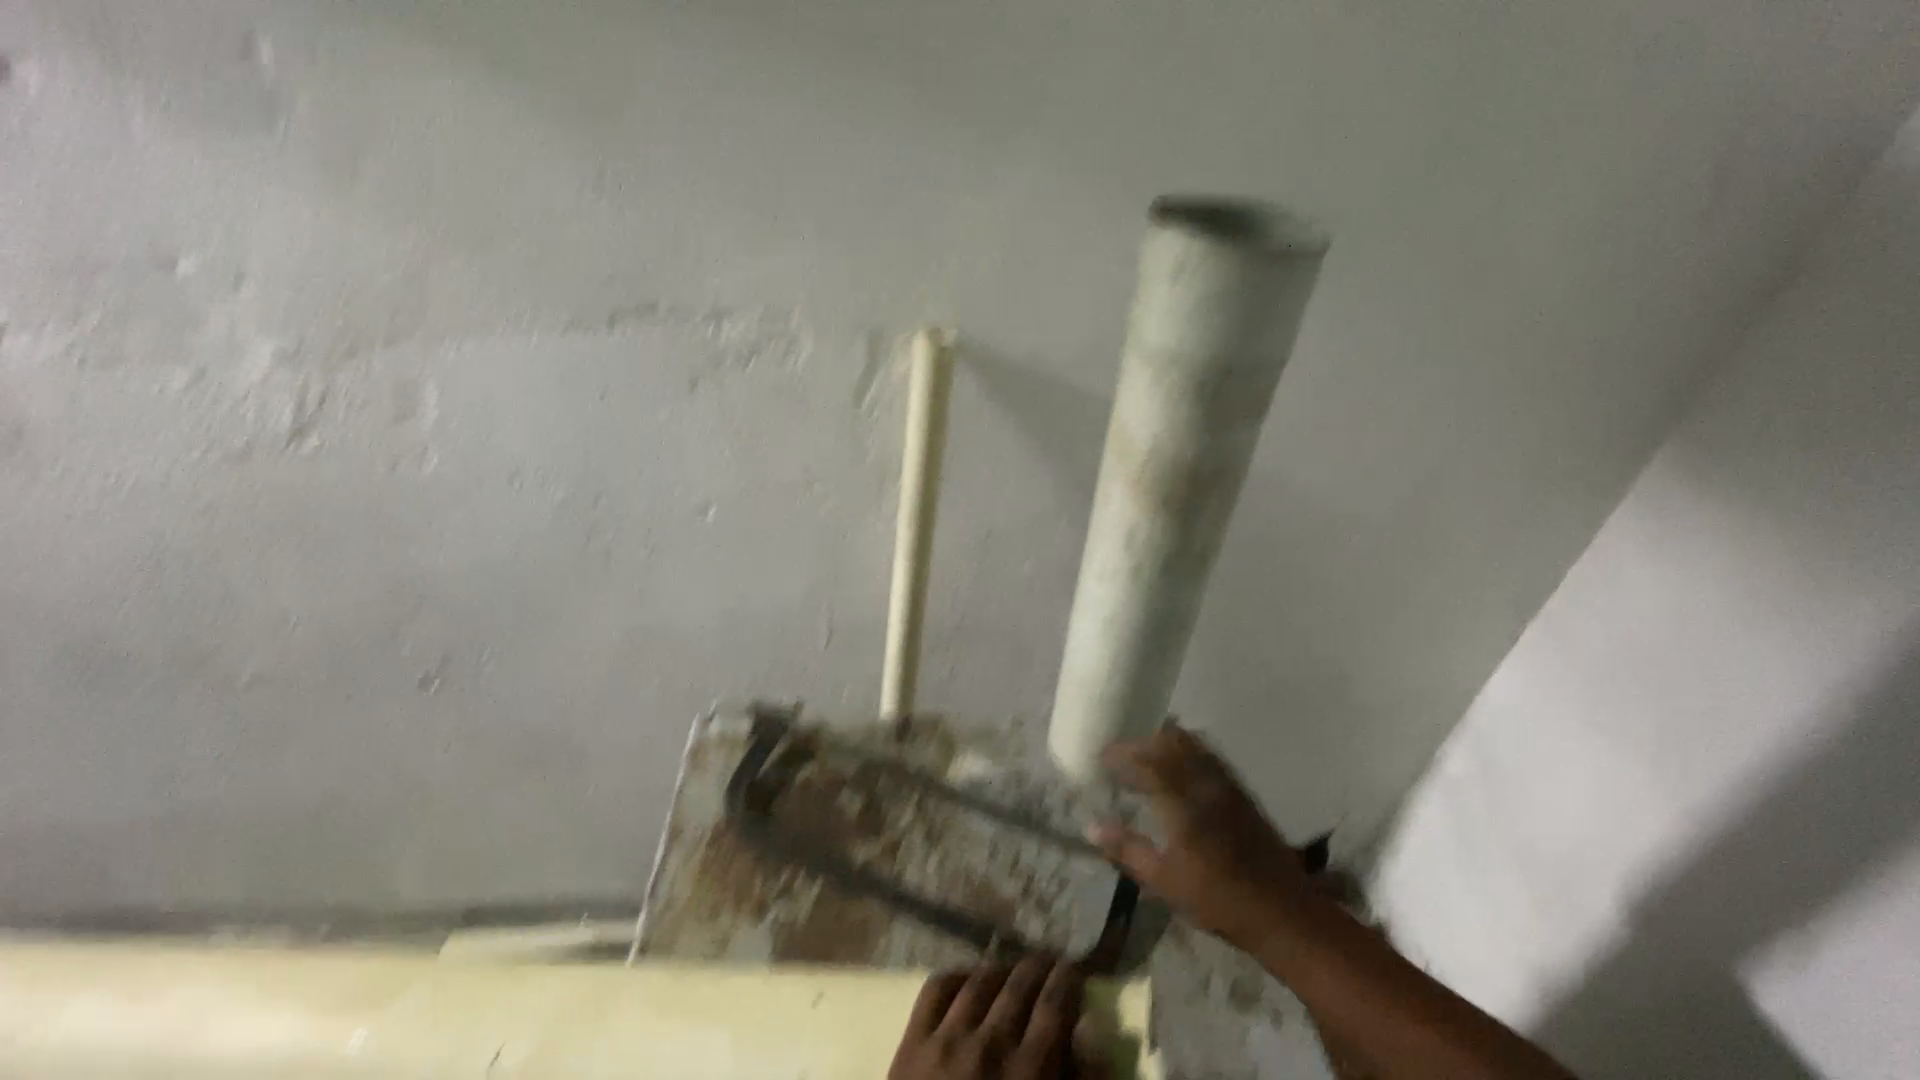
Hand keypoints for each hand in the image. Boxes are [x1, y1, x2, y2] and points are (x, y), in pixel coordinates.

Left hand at [889, 956, 1092, 1078]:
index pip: (1055, 1004)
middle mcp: (991, 1043)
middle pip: (1020, 984)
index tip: (1075, 968)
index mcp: (1030, 1070)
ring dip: (1002, 969)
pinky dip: (957, 975)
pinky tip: (968, 979)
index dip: (1068, 979)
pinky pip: (936, 989)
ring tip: (1012, 969)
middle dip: (1038, 967)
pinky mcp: (912, 1042)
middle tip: (1047, 961)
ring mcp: (948, 1039)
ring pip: (981, 980)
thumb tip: (1092, 1030)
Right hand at [1088, 721, 1315, 955]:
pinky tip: (1181, 770)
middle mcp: (1205, 783)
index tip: (1100, 757)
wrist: (1283, 912)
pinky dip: (1190, 752)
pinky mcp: (1243, 793)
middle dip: (1143, 742)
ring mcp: (1228, 785)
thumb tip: (1090, 827)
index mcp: (1183, 802)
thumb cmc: (1217, 900)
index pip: (1146, 762)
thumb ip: (1127, 849)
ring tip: (1147, 756)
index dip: (1121, 754)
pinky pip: (1211, 757)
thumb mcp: (1164, 881)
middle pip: (1171, 743)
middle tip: (1121, 754)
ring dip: (1167, 742)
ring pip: (1194, 745)